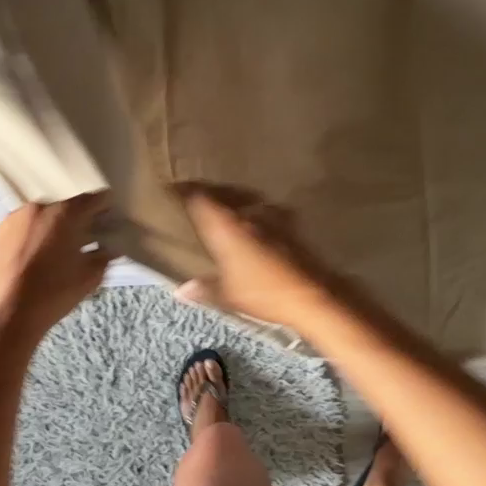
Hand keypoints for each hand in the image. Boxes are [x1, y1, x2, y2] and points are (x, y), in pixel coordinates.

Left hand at [0, 192, 111, 341]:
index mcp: (65, 214)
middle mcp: (39, 208)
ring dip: (55, 227)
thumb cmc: (53, 295)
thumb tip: (111, 247)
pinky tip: (38, 256)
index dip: (107, 208)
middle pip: (67, 206)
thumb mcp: (91, 276)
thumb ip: (105, 255)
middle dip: (79, 220)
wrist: (6, 314)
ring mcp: (15, 218)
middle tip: (87, 239)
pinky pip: (25, 226)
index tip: (112, 220)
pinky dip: (35, 235)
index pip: (95, 199)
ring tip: (59, 250)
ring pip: (44, 216)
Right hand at [174, 182, 350, 328]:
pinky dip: (256, 212)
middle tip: (196, 196)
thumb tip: (181, 290)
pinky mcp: (291, 224)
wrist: (312, 295)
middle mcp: (247, 215)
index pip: (198, 198)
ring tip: (225, 206)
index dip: (184, 191)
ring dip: (235, 199)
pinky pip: (266, 210)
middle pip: (223, 193)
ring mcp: (271, 216)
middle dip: (209, 193)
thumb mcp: (228, 296)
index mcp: (225, 227)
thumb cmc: (264, 294)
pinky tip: (256, 221)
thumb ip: (204, 289)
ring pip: (246, 199)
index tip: (173, 189)